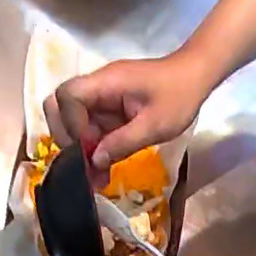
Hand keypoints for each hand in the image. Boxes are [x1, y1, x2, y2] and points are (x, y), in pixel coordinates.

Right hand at [44, 50, 220, 186]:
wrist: (194, 78)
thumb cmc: (178, 97)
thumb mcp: (154, 126)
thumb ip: (123, 143)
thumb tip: (95, 162)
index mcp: (105, 83)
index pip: (67, 96)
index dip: (70, 123)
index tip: (87, 148)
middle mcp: (98, 88)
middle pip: (61, 107)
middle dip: (68, 137)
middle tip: (83, 164)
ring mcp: (103, 99)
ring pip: (76, 122)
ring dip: (82, 149)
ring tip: (95, 177)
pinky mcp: (111, 110)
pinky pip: (93, 129)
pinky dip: (95, 149)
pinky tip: (103, 170)